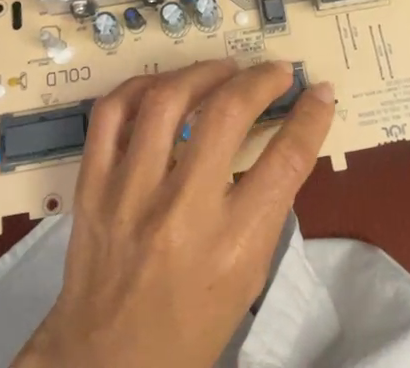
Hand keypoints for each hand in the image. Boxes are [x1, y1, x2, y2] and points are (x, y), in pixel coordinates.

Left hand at [15, 60, 336, 367]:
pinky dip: (139, 86)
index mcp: (232, 246)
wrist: (107, 362)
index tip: (318, 91)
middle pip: (225, 115)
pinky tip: (163, 84)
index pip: (284, 160)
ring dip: (203, 72)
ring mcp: (128, 195)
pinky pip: (110, 114)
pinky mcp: (91, 187)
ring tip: (224, 70)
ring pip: (165, 102)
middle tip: (274, 71)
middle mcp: (181, 213)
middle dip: (259, 80)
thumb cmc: (192, 324)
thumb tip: (285, 135)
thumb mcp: (247, 274)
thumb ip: (265, 207)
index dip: (310, 116)